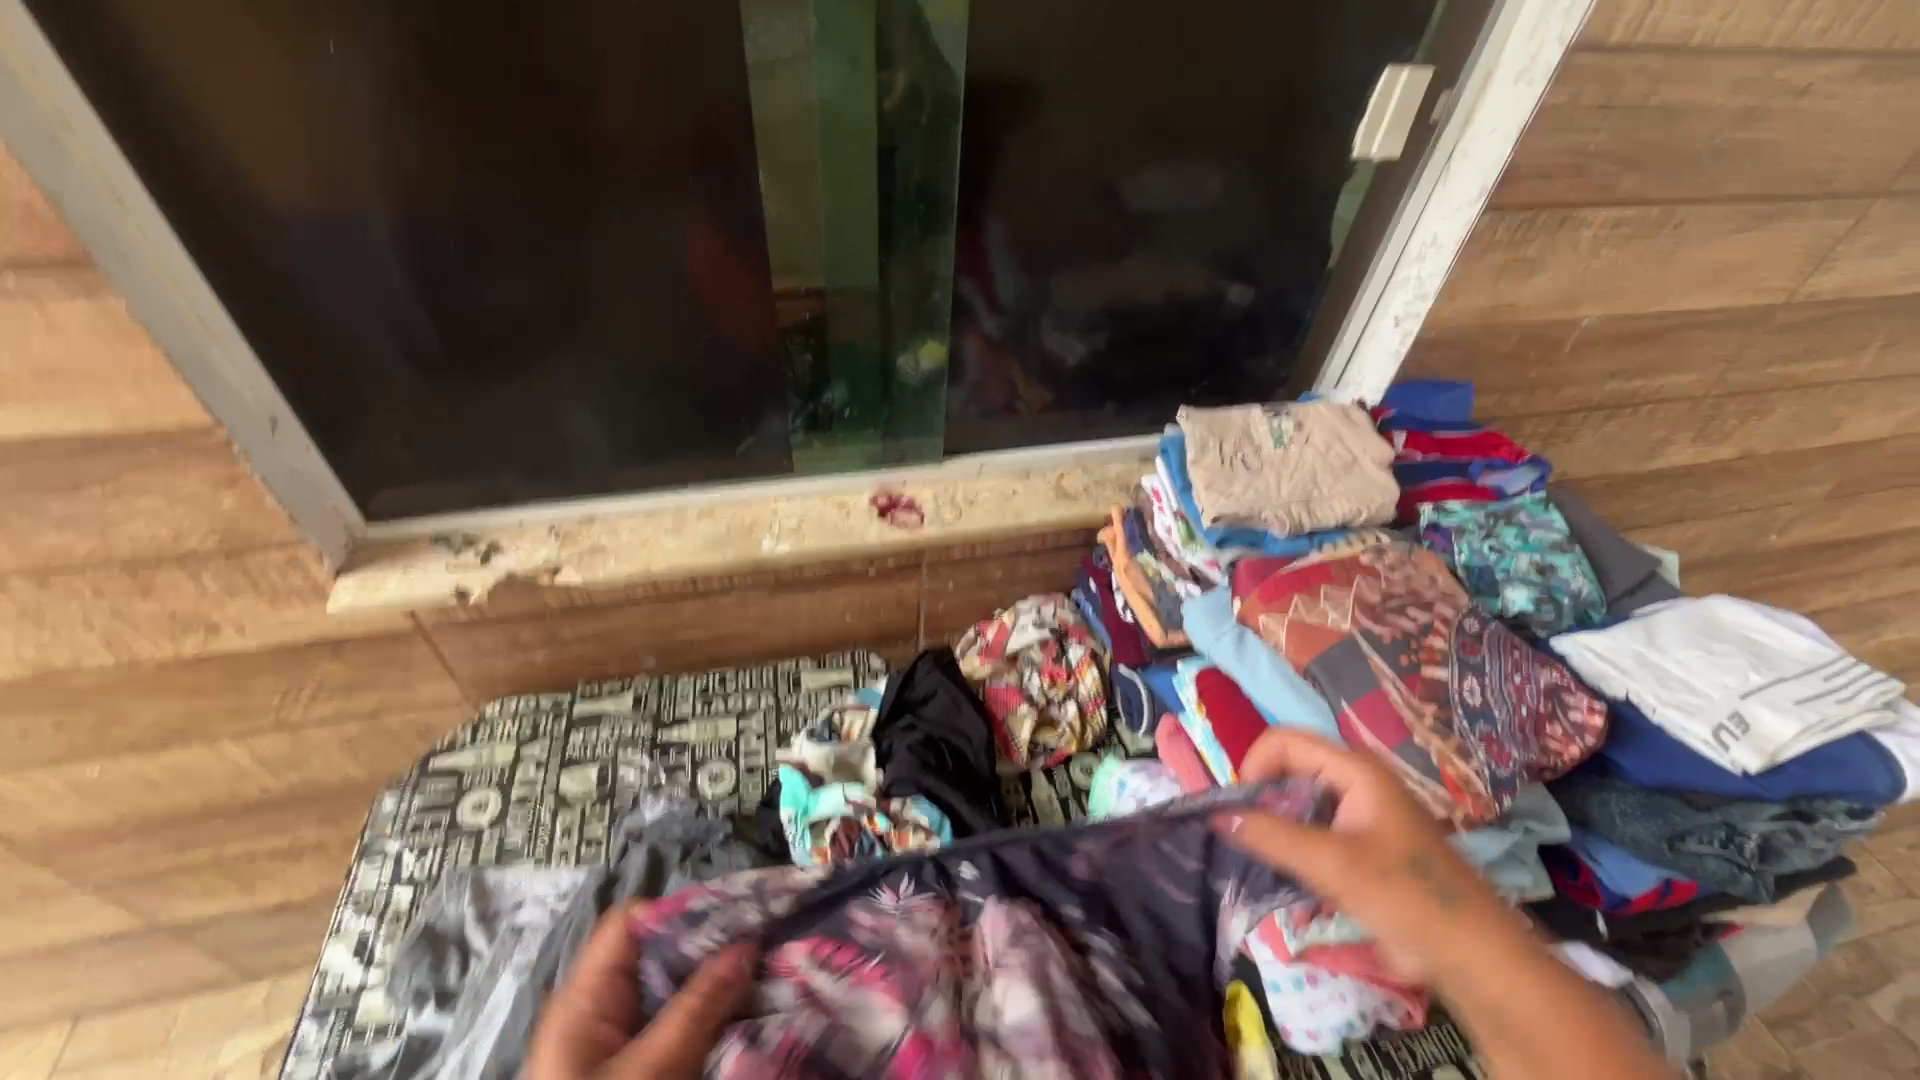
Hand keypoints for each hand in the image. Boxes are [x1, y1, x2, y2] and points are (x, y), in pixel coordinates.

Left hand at [524, 901, 757, 1079]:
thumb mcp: (653, 1073)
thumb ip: (699, 1006)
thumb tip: (746, 945)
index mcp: (585, 999)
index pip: (631, 923)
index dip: (681, 912)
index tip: (738, 920)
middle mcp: (598, 1010)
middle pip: (656, 953)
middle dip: (711, 948)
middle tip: (766, 949)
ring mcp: (615, 1043)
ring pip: (671, 990)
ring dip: (716, 984)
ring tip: (768, 980)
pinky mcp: (634, 1070)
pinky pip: (674, 1026)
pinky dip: (708, 1018)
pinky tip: (744, 1020)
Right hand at [1216, 728, 1523, 983]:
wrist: (1471, 954)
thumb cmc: (1405, 895)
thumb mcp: (1331, 864)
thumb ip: (1271, 836)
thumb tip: (1216, 815)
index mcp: (1355, 770)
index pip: (1284, 741)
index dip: (1254, 767)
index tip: (1240, 810)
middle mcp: (1355, 782)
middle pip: (1289, 770)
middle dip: (1261, 798)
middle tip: (1245, 837)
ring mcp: (1360, 815)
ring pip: (1298, 804)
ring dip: (1275, 827)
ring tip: (1261, 859)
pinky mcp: (1361, 846)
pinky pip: (1313, 832)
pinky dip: (1292, 847)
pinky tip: (1286, 877)